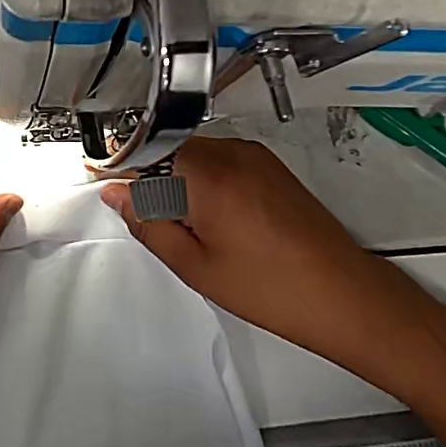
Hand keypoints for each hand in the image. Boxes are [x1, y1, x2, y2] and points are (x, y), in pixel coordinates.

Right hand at [101, 136, 412, 365]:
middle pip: (169, 150)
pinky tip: (214, 219)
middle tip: (145, 215)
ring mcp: (255, 157)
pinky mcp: (270, 167)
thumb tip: (119, 195)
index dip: (117, 165)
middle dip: (150, 176)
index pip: (145, 152)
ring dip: (177, 179)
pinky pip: (220, 161)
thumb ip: (148, 222)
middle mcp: (232, 154)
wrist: (346, 297)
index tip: (99, 173)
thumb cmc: (275, 288)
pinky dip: (204, 181)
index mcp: (208, 175)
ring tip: (187, 226)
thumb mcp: (195, 264)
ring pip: (194, 155)